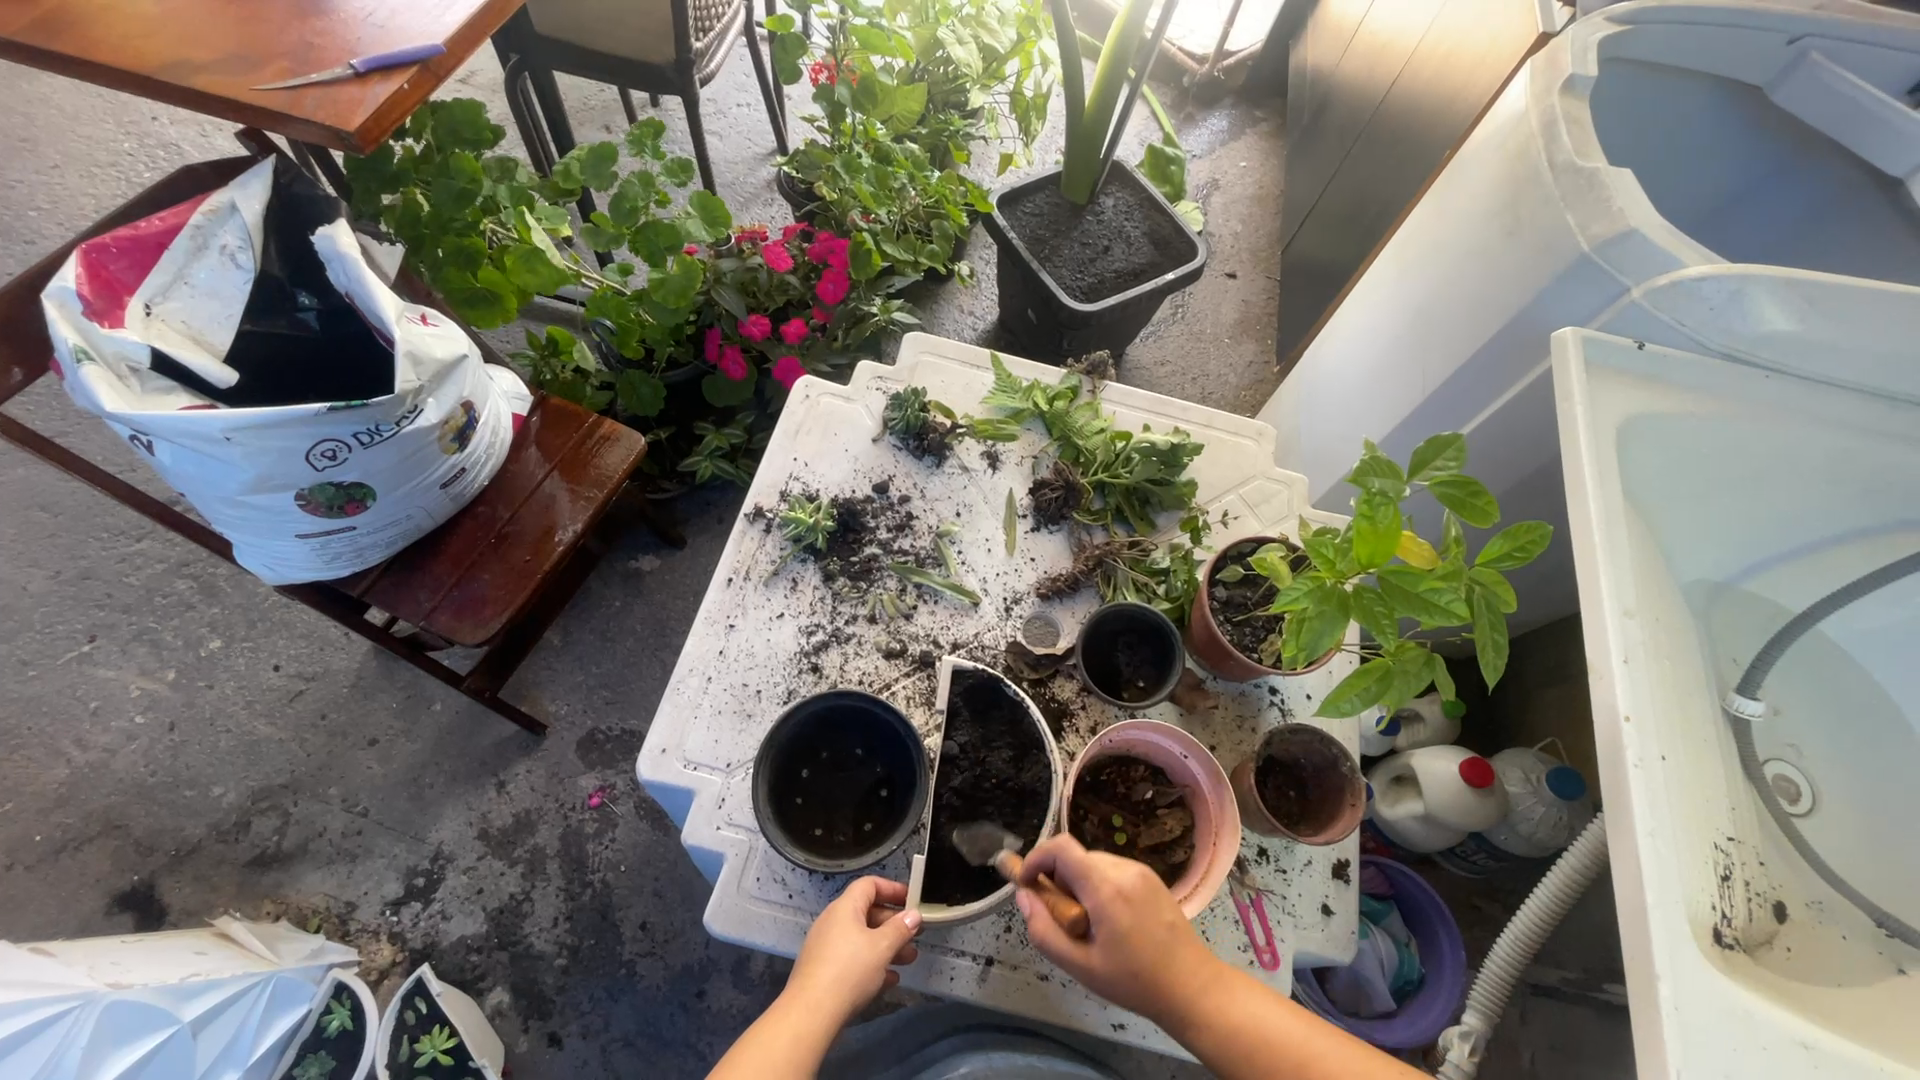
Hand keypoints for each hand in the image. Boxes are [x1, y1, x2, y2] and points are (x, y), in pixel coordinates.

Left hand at [782, 876, 922, 1026]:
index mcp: (845, 908)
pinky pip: (853, 960)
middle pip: (867, 913)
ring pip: (862, 939)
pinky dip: (872, 964)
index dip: (892, 888)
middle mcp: (833, 922)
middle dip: (894, 924)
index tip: (912, 900)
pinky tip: (889, 980)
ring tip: (909, 959)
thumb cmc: (850, 971)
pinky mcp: (824, 971)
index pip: (869, 885)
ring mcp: (826, 947)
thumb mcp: (882, 947)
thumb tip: (913, 915)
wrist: (810, 1014)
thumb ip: (900, 929)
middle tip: (915, 935)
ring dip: (887, 946)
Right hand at [1014, 834, 1220, 1022]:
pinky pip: (1113, 871)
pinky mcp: (1152, 877)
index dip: (1036, 858)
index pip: (1061, 847)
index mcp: (1105, 888)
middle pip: (1076, 858)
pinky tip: (1113, 922)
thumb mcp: (1081, 966)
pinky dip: (1100, 886)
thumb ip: (1044, 931)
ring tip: (1091, 926)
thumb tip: (1024, 897)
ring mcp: (1141, 870)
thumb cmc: (1135, 982)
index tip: (1027, 884)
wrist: (1193, 987)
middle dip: (1059, 882)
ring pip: (1093, 864)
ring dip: (1080, 885)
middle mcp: (1123, 869)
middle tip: (1064, 920)